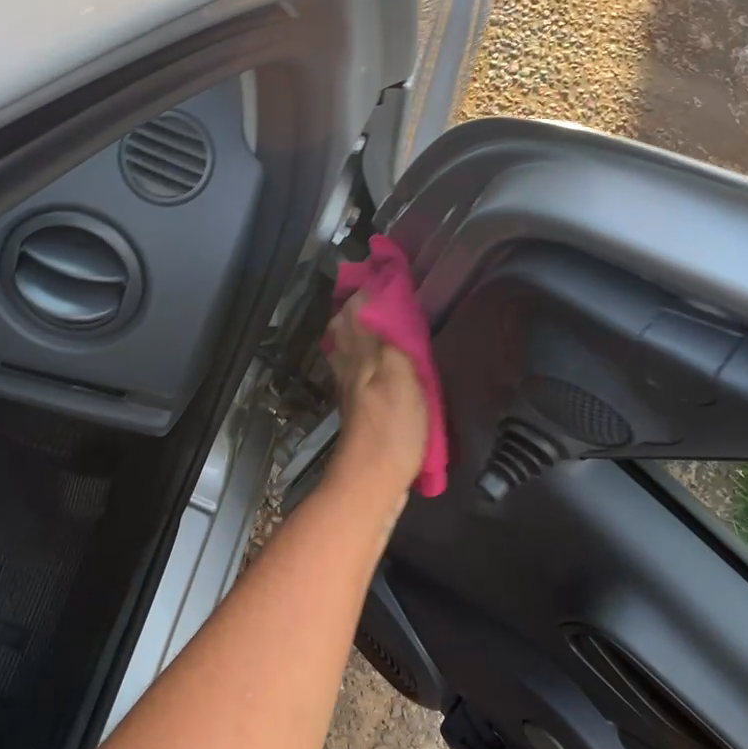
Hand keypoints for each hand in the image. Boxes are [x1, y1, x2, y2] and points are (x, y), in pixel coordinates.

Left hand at [323, 296, 428, 501]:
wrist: (373, 480)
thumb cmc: (393, 427)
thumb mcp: (400, 374)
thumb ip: (389, 336)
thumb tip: (377, 296)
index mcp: (362, 353)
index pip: (359, 309)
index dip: (371, 288)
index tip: (386, 268)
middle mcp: (350, 365)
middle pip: (347, 326)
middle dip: (360, 304)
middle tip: (378, 287)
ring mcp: (351, 388)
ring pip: (348, 346)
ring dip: (358, 327)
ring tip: (373, 314)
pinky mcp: (359, 408)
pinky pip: (356, 367)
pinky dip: (362, 353)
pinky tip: (372, 357)